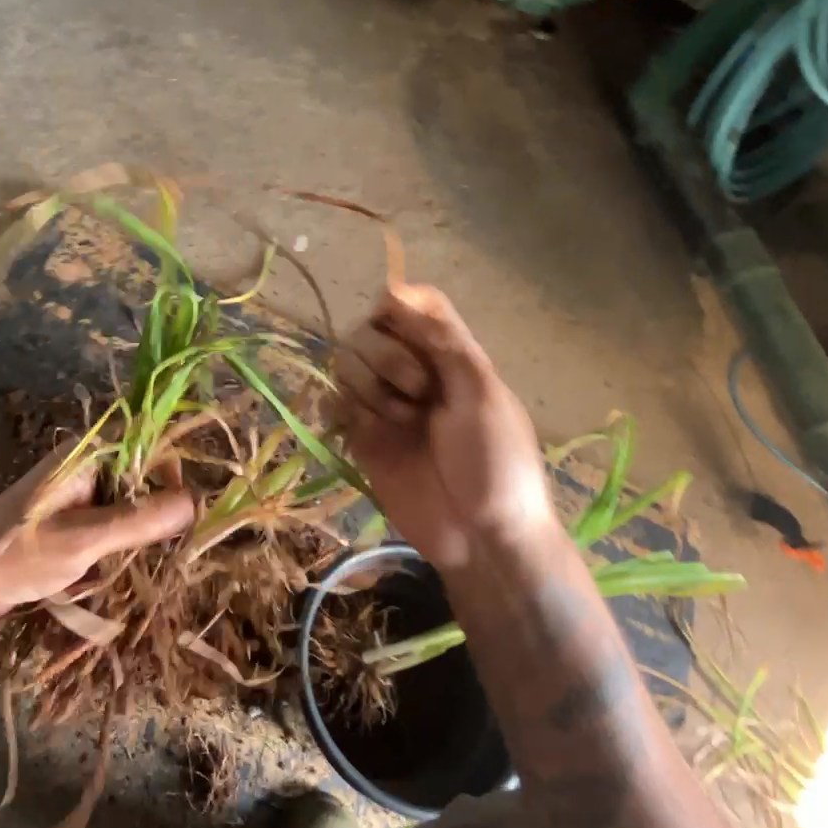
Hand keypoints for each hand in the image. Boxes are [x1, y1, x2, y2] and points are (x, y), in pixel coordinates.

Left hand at [0, 441, 193, 627]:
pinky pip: (110, 518)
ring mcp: (75, 491)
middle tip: (169, 546)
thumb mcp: (83, 541)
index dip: (171, 471)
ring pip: (128, 499)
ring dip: (141, 527)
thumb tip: (194, 502)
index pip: (147, 442)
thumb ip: (138, 521)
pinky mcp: (69, 517)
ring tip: (145, 559)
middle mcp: (83, 464)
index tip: (188, 512)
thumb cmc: (17, 555)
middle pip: (141, 472)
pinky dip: (121, 538)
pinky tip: (121, 563)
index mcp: (85, 454)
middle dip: (159, 505)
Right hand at [336, 284, 554, 567]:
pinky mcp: (359, 435)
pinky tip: (361, 430)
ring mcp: (382, 403)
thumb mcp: (482, 393)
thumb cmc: (497, 464)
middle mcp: (411, 371)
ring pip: (345, 362)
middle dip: (386, 357)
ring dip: (367, 386)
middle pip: (369, 329)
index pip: (410, 304)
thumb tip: (397, 289)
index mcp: (449, 355)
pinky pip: (331, 401)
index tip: (396, 320)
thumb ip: (443, 340)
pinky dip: (338, 408)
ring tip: (399, 423)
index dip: (397, 305)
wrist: (480, 538)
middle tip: (419, 395)